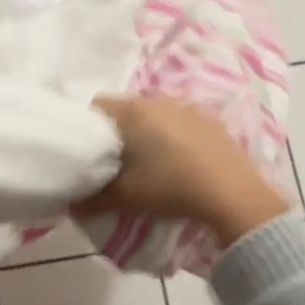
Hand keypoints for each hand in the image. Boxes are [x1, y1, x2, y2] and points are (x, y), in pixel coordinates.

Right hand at [78, 95, 290, 244]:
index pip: (95, 106)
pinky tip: (176, 163)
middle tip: (112, 161)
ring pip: (153, 115)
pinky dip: (170, 137)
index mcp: (132, 111)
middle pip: (124, 109)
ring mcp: (187, 108)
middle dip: (115, 132)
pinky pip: (178, 122)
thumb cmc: (170, 187)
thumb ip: (92, 199)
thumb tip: (71, 204)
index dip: (85, 128)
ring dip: (144, 133)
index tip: (86, 152)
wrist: (233, 194)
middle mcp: (157, 100)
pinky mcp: (209, 120)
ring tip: (146, 163)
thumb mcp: (125, 197)